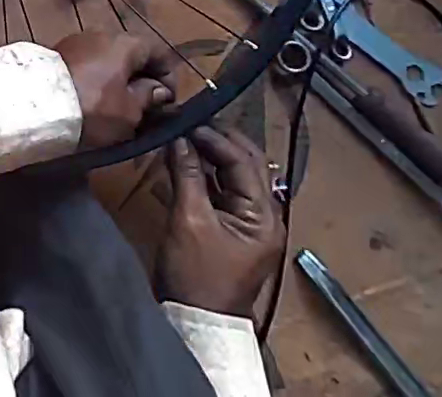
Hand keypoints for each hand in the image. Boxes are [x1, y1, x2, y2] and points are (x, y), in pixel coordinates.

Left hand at [52, 30, 175, 149]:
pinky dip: (96, 79)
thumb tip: (158, 90)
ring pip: (107, 60)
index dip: (168, 77)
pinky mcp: (59, 52)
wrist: (38, 104)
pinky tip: (94, 100)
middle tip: (144, 108)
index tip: (167, 102)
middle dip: (141, 79)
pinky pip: (87, 64)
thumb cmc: (92, 107)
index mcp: (124, 43)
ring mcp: (77, 41)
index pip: (158, 52)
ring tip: (118, 107)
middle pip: (131, 54)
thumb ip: (148, 98)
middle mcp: (101, 34)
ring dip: (117, 80)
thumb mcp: (130, 112)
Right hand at [157, 126, 285, 316]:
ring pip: (233, 173)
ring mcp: (248, 220)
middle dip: (216, 139)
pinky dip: (203, 170)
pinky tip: (182, 157)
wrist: (197, 320)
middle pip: (245, 163)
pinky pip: (221, 187)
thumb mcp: (189, 219)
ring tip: (181, 133)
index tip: (184, 120)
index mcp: (263, 216)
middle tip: (185, 120)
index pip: (242, 161)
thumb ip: (186, 174)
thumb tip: (177, 136)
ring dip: (209, 152)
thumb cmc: (196, 273)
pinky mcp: (231, 225)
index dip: (213, 136)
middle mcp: (263, 214)